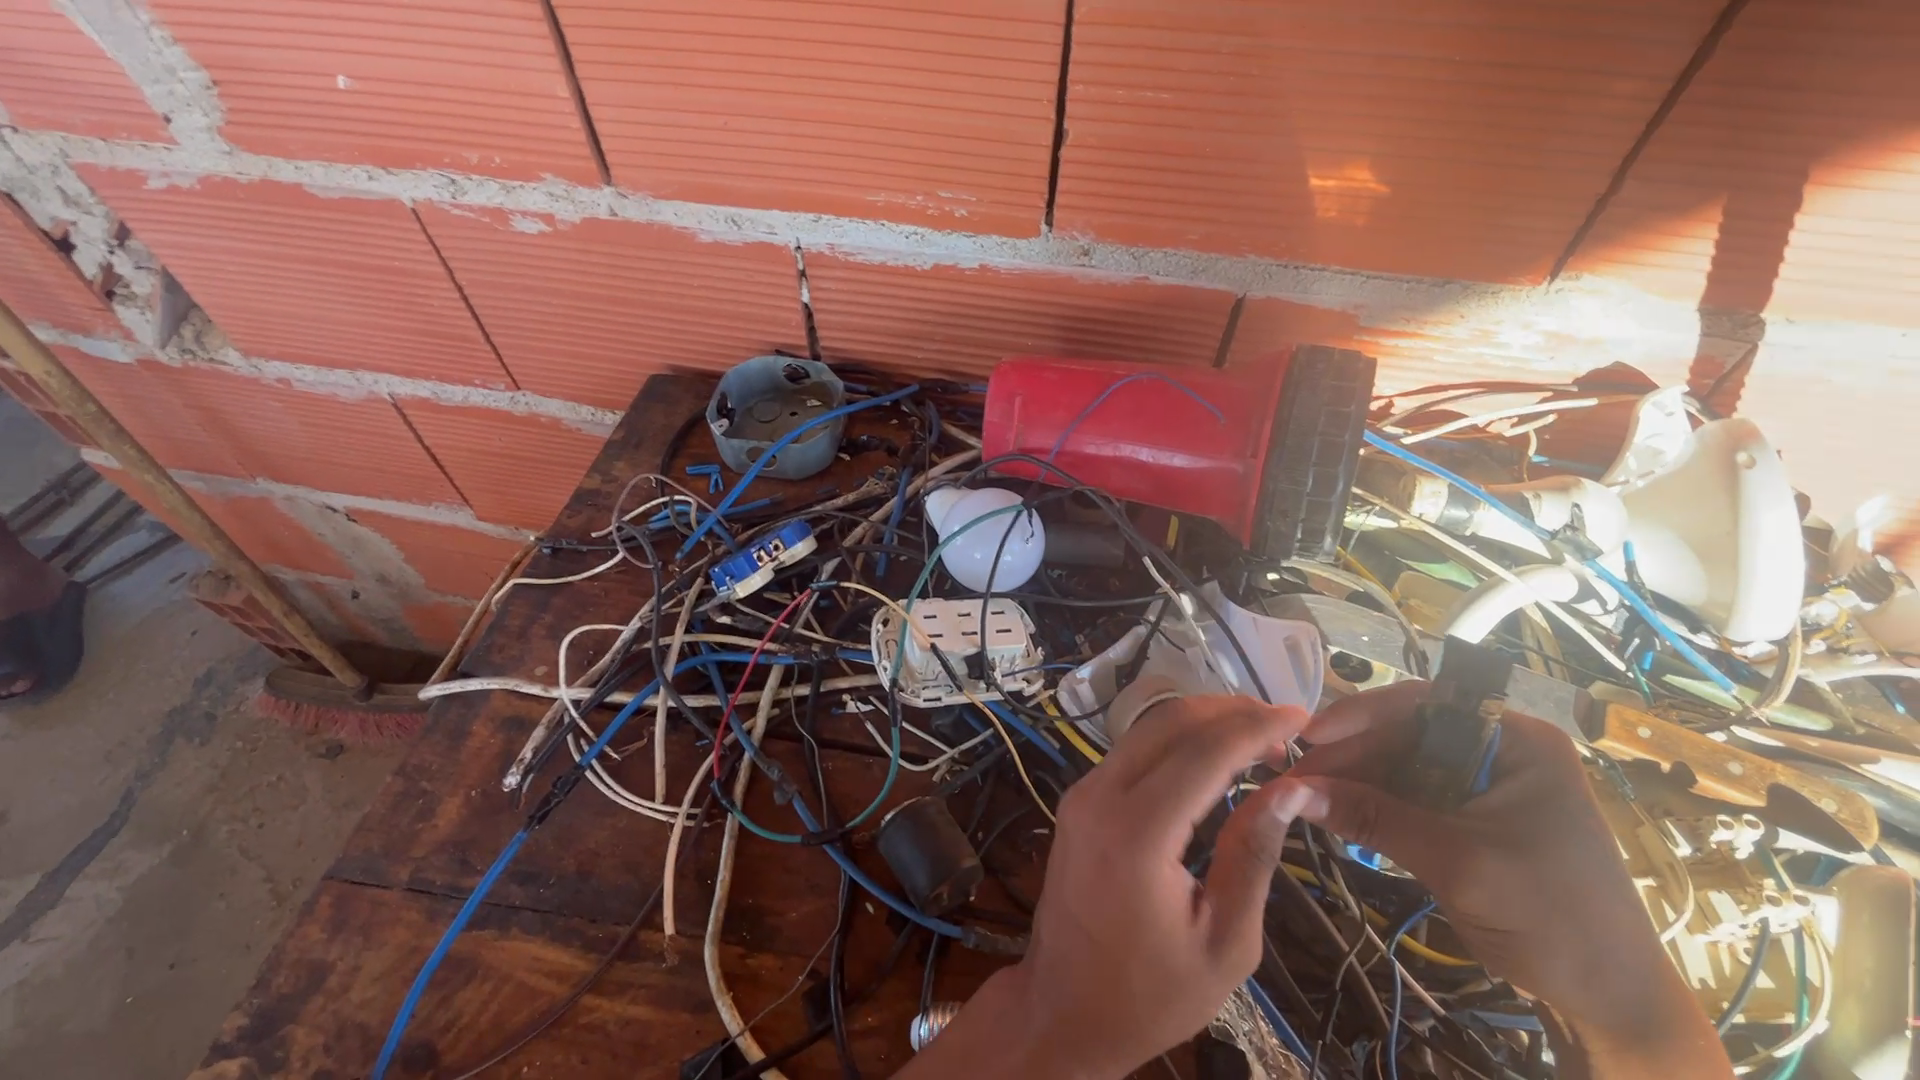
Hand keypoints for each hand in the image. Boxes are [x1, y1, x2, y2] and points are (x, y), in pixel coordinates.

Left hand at [898, 695, 1314, 1079]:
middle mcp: (1099, 796)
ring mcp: (1082, 795)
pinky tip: (1214, 759)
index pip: (1204, 753)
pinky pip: (1131, 753)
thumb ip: (1253, 855)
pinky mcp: (1078, 802)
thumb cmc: (1149, 995)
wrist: (1061, 1011)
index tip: (1304, 718)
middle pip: (1169, 723)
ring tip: (1259, 739)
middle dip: (1231, 712)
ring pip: (1147, 730)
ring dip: (1204, 723)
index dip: (1256, 727)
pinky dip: (1177, 743)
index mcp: (1135, 832)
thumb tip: (1290, 788)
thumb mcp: (1224, 942)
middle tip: (1284, 727)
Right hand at [1281, 681, 1731, 1077]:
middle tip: (1293, 778)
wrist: (1610, 998)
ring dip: (1354, 781)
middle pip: (1405, 733)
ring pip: (1400, 765)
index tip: (1309, 737)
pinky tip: (1336, 815)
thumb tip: (1290, 791)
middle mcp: (1499, 750)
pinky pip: (1408, 796)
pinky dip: (1372, 805)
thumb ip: (1373, 818)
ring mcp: (1484, 784)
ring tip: (1303, 797)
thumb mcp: (1456, 862)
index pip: (1425, 704)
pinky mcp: (1468, 817)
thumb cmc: (1550, 916)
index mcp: (1516, 740)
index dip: (1361, 714)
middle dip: (1350, 755)